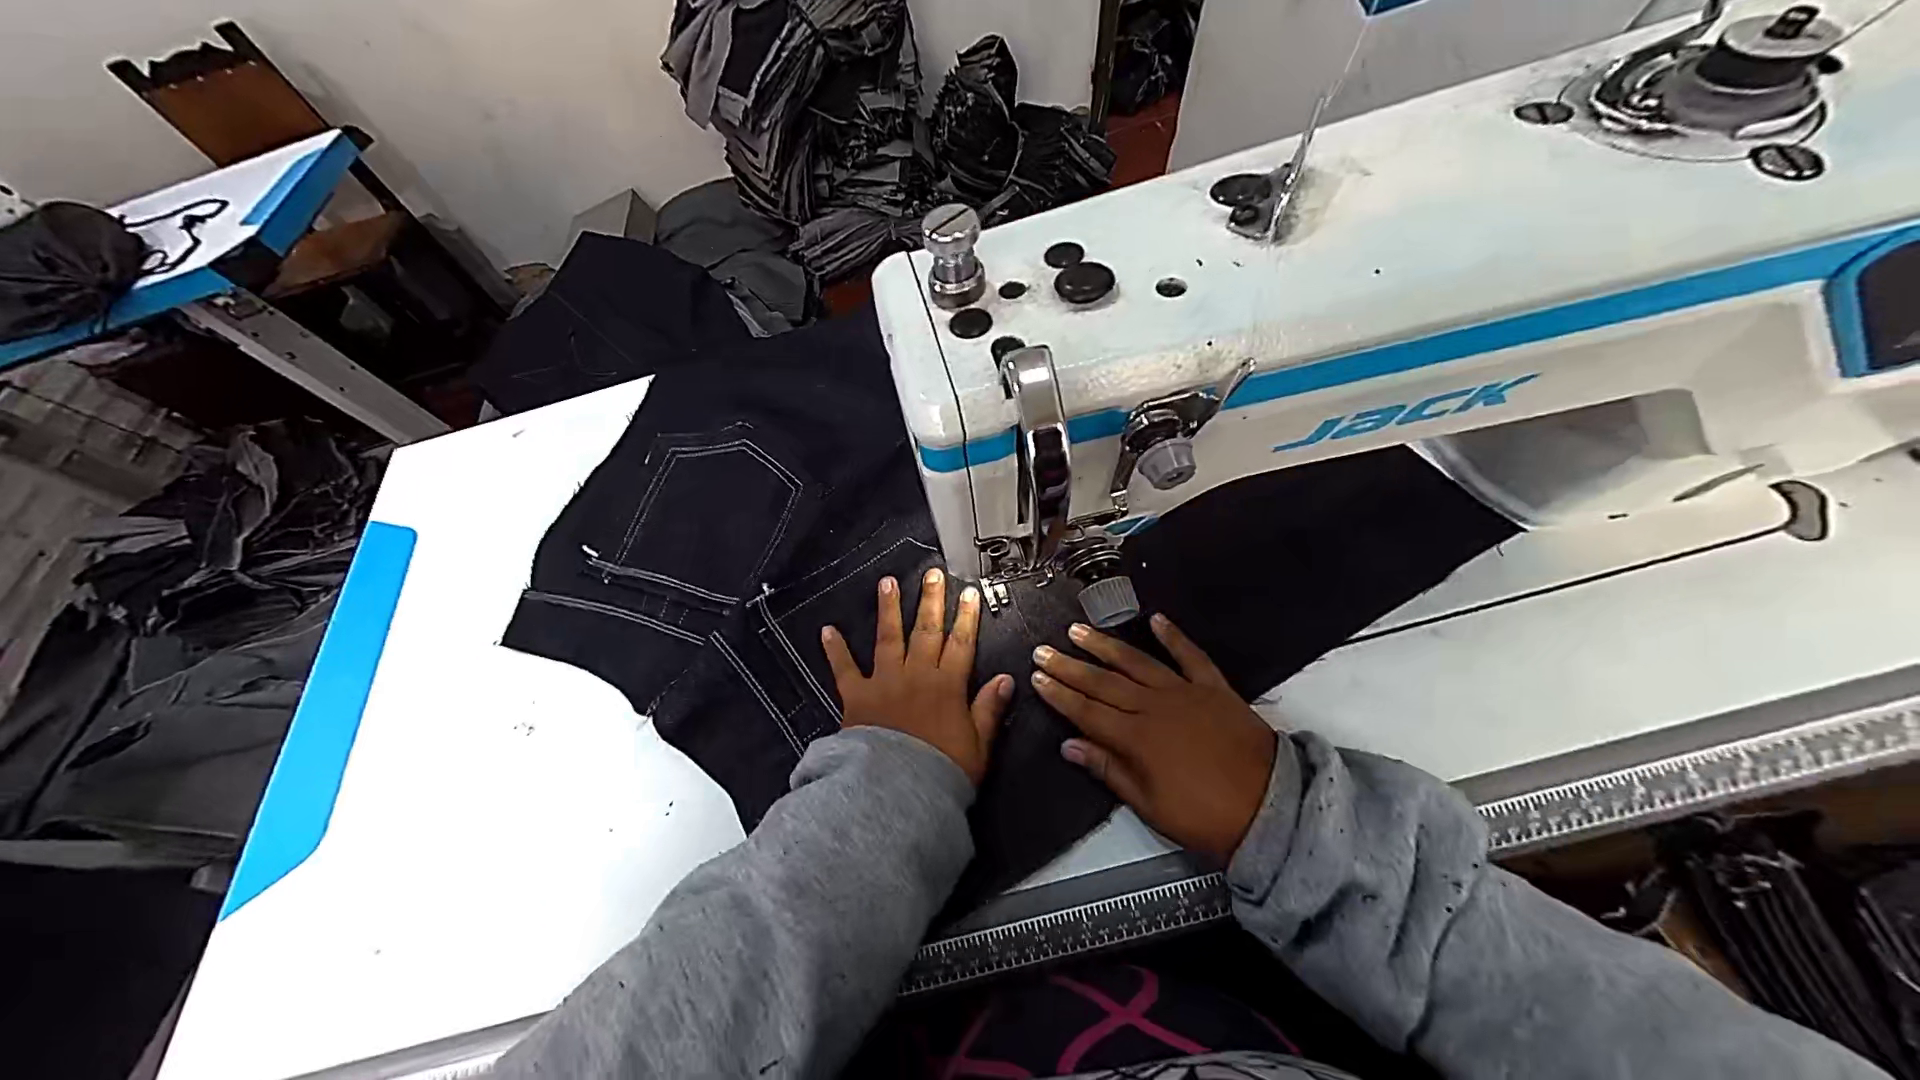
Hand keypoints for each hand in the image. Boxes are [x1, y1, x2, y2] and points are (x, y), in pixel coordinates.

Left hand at [822, 568, 1012, 785]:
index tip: (968, 594)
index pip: (961, 643)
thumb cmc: (940, 773)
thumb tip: (1006, 680)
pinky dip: (835, 650)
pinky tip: (828, 631)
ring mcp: (885, 682)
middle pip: (927, 630)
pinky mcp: (856, 696)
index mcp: (948, 686)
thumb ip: (989, 709)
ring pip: (888, 637)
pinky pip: (844, 669)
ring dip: (889, 609)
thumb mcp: (978, 745)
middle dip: (931, 600)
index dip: (966, 617)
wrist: (896, 793)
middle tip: (933, 574)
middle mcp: (917, 675)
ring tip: (888, 583)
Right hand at [1031, 614, 1277, 862]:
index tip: (1038, 678)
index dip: (1059, 693)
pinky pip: (1191, 656)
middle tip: (1044, 651)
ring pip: (1137, 662)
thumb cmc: (1206, 817)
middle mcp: (1155, 707)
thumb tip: (1070, 746)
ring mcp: (1185, 693)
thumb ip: (1108, 769)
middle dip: (1070, 666)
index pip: (1086, 710)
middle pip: (1103, 682)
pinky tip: (1156, 620)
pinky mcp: (1214, 688)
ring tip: (1080, 631)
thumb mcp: (1151, 805)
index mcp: (1137, 738)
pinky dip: (1174, 636)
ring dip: (1105, 646)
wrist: (1272, 810)